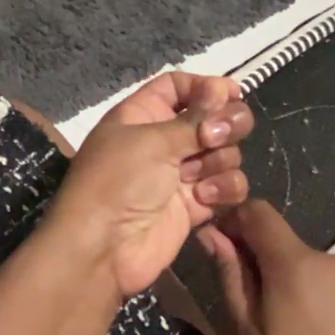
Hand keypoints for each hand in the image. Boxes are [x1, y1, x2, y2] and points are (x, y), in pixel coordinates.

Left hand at [45, 73, 253, 301]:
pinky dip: (223, 189)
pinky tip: (204, 199)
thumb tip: (224, 89)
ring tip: (197, 176)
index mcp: (141, 115)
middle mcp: (162, 141)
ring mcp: (180, 174)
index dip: (206, 87)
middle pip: (211, 118)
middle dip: (224, 125)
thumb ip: (194, 119)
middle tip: (217, 136)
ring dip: (220, 160)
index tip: (232, 93)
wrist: (103, 247)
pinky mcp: (195, 205)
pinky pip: (226, 186)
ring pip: (224, 152)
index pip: (178, 87)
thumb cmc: (118, 182)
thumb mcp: (152, 141)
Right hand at [197, 201, 334, 334]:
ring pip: (319, 273)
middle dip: (268, 269)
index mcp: (295, 266)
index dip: (236, 222)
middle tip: (261, 321)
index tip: (224, 251)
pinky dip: (333, 309)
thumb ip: (230, 278)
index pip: (259, 212)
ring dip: (302, 291)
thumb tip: (213, 234)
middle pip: (289, 248)